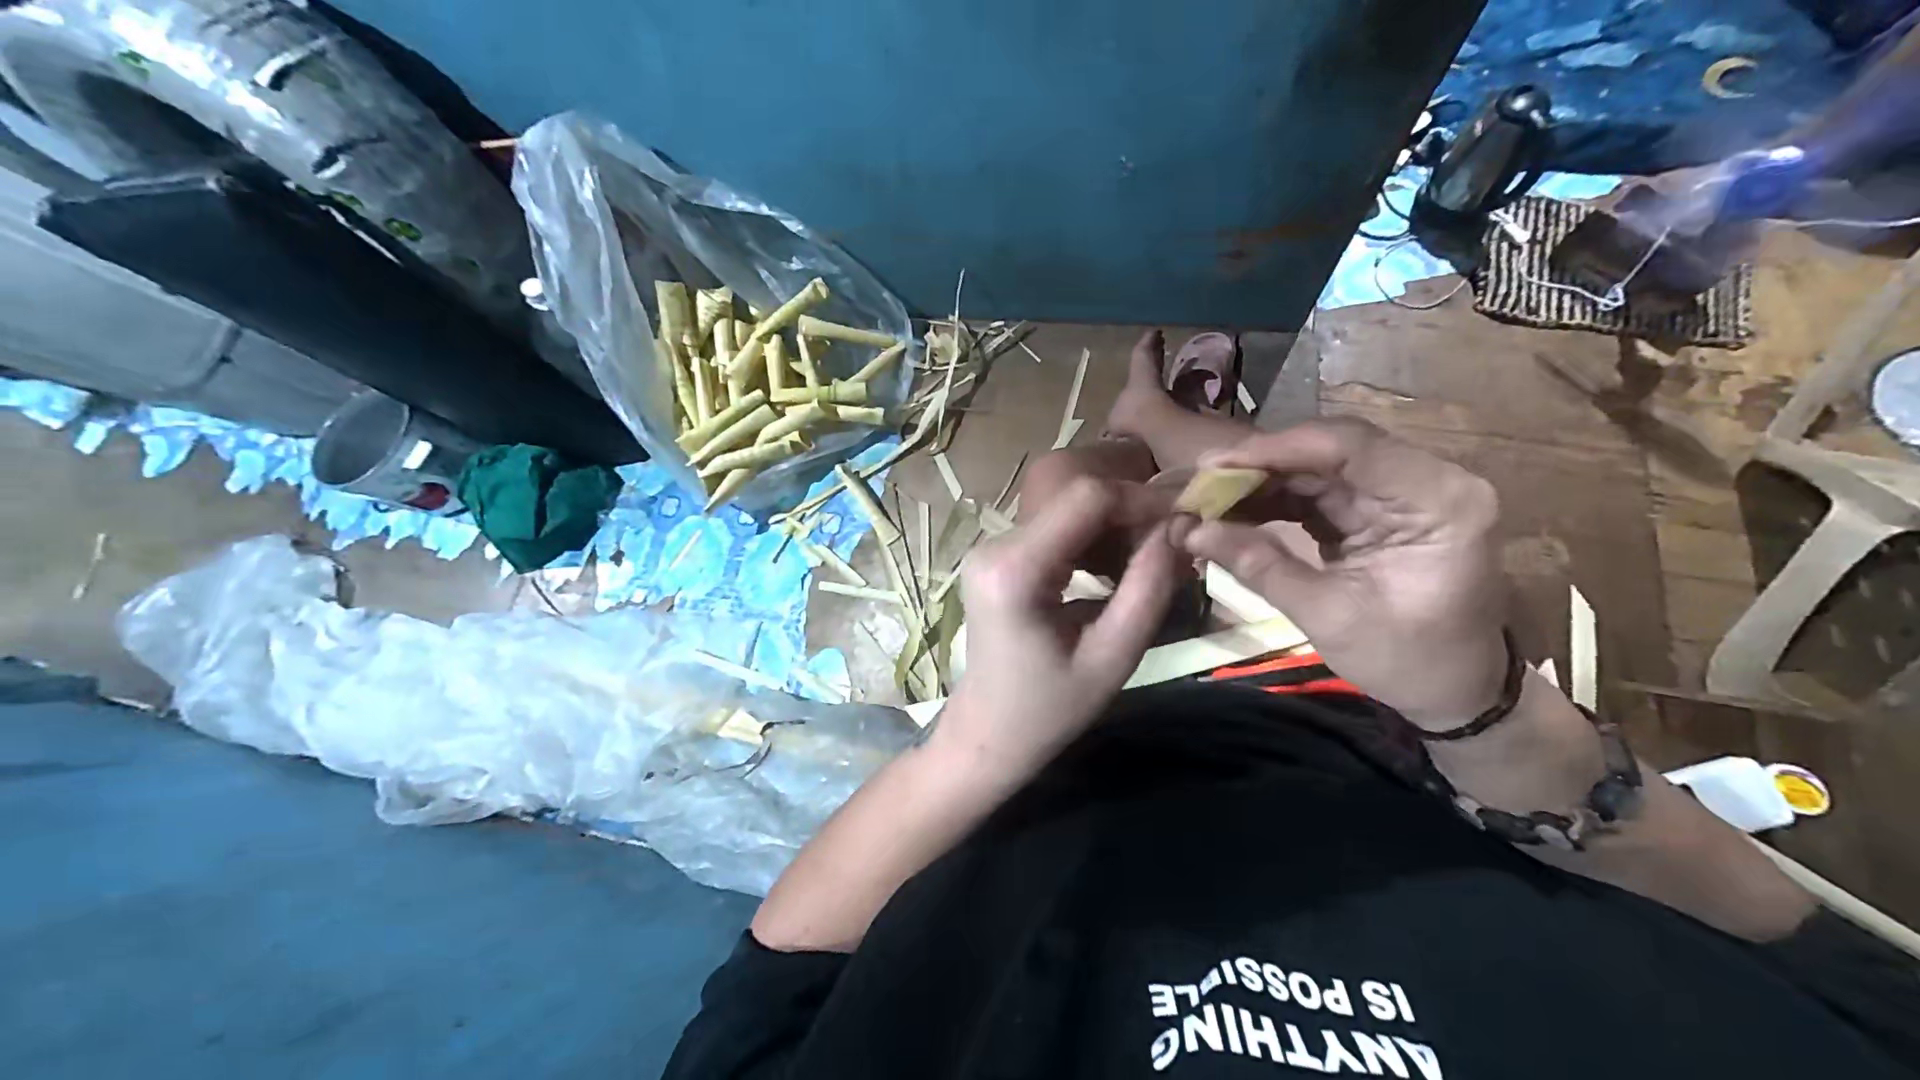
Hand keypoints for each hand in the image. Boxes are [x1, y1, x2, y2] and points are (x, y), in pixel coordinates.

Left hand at [939, 478, 1186, 777]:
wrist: (988, 732)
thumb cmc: (1050, 710)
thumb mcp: (1113, 657)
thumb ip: (1150, 587)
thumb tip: (1182, 526)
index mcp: (1014, 570)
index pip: (1086, 499)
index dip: (1142, 500)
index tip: (1186, 519)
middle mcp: (993, 545)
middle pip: (1075, 498)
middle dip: (1132, 512)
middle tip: (1175, 543)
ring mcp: (990, 546)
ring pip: (1067, 507)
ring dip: (1114, 524)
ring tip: (1151, 556)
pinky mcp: (996, 554)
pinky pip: (1054, 526)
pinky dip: (1092, 536)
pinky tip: (1115, 564)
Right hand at [1177, 419, 1507, 729]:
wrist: (1455, 689)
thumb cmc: (1406, 660)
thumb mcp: (1327, 616)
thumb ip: (1260, 566)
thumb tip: (1190, 530)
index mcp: (1437, 501)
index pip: (1352, 447)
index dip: (1277, 448)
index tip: (1214, 466)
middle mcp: (1425, 480)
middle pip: (1331, 449)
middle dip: (1260, 465)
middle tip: (1199, 484)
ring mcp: (1400, 490)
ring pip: (1318, 464)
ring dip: (1261, 480)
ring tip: (1207, 499)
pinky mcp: (1376, 506)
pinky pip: (1317, 487)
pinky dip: (1274, 497)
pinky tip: (1233, 510)